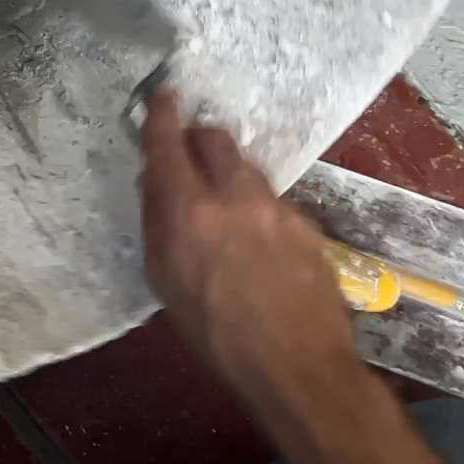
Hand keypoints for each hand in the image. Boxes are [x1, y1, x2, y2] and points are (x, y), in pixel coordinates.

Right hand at [138, 89, 358, 398]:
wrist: (297, 370)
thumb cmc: (212, 328)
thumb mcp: (162, 275)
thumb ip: (156, 219)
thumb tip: (154, 179)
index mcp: (189, 209)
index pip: (168, 143)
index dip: (162, 113)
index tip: (162, 93)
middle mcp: (235, 197)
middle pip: (216, 139)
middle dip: (197, 138)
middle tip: (188, 157)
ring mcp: (279, 210)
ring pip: (247, 168)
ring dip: (227, 174)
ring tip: (223, 210)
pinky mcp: (309, 228)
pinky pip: (273, 202)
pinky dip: (256, 208)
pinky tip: (257, 245)